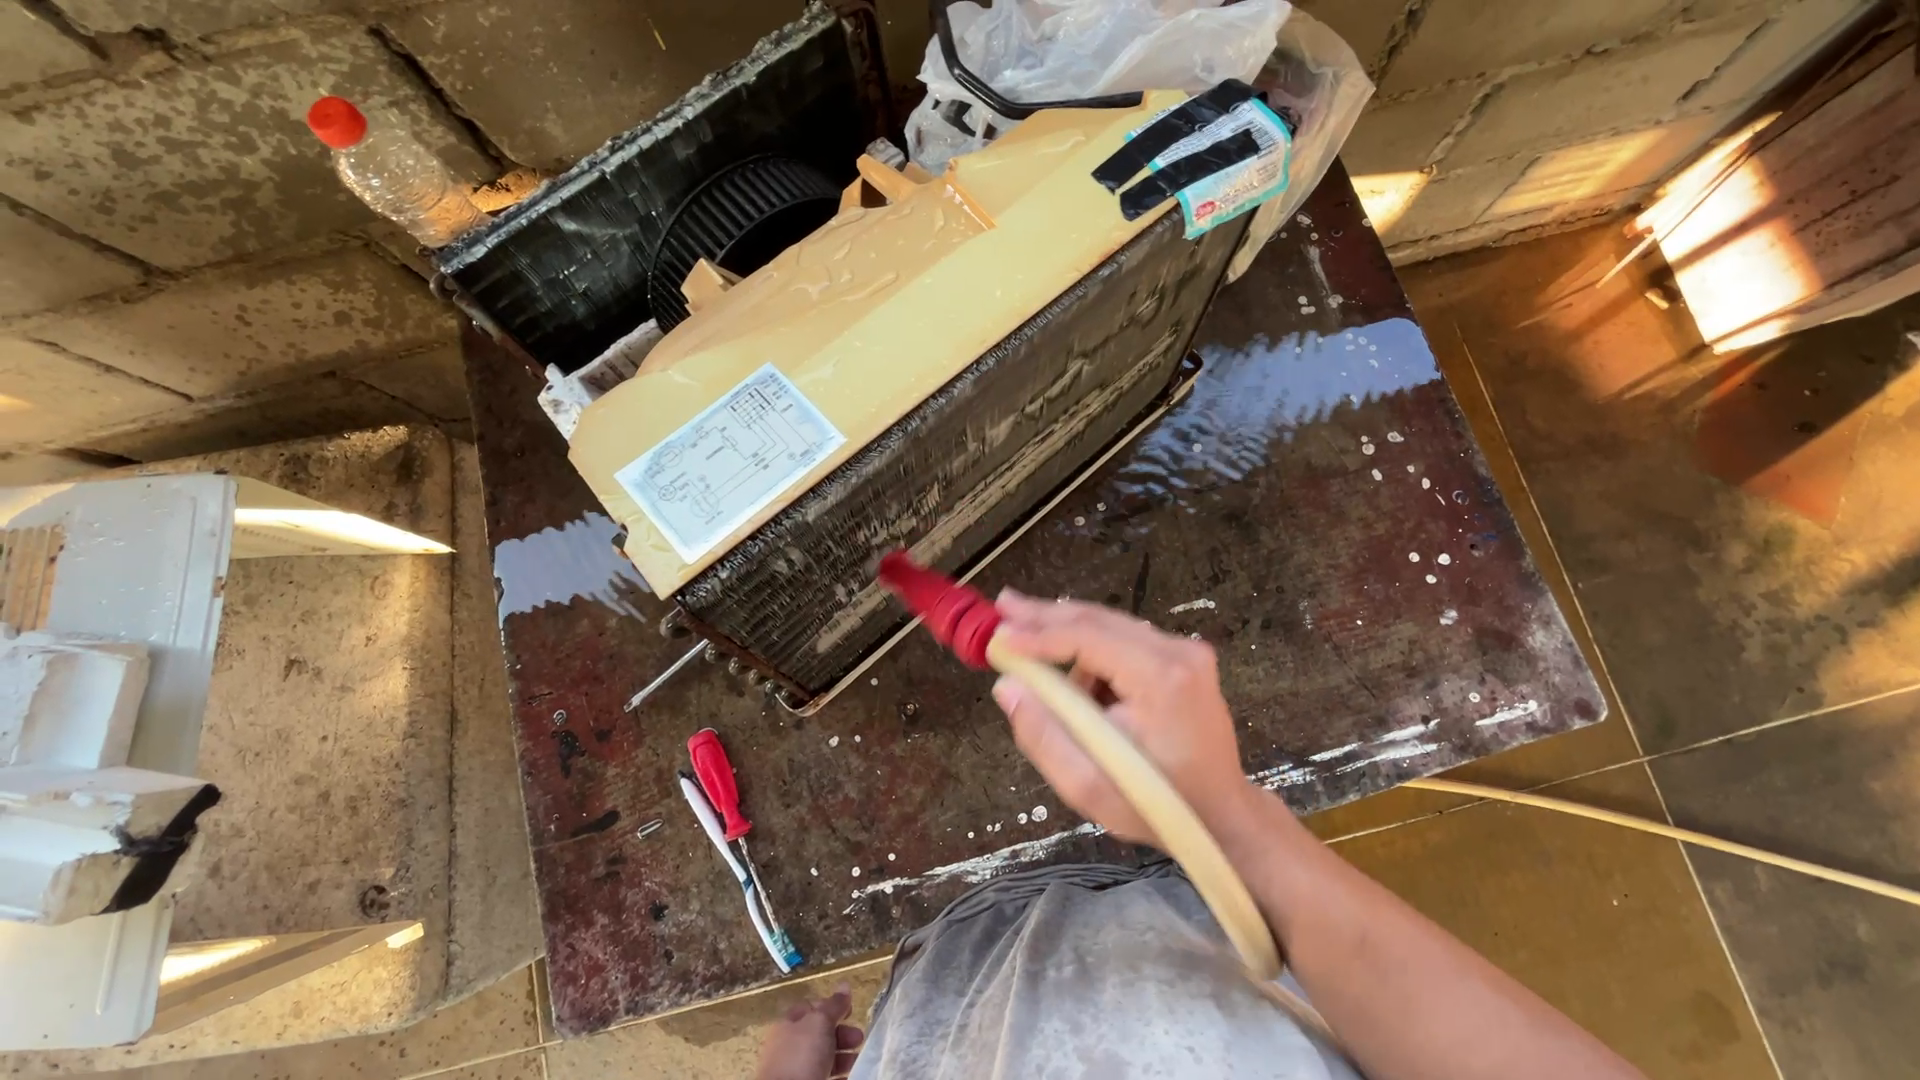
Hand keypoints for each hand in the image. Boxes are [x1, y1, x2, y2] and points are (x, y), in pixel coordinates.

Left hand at [754, 985, 863, 1079]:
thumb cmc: (801, 1056)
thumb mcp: (820, 1023)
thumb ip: (833, 1005)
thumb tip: (844, 984)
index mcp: (789, 1023)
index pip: (811, 1007)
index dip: (831, 1006)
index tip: (851, 1011)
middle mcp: (789, 1045)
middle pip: (819, 1033)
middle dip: (842, 1033)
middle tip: (859, 1038)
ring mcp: (794, 1070)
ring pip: (822, 1058)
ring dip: (843, 1056)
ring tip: (857, 1060)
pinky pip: (823, 1077)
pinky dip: (838, 1076)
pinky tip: (849, 1076)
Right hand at [989, 590, 1257, 846]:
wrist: (1221, 814)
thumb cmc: (1156, 807)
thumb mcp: (1088, 786)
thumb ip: (1043, 736)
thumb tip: (1007, 686)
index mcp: (1161, 679)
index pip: (1087, 637)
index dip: (1038, 634)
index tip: (998, 636)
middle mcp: (1179, 652)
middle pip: (1098, 620)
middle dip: (1045, 616)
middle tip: (1002, 607)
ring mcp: (1186, 652)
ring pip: (1109, 627)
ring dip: (1066, 635)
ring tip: (1028, 650)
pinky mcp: (1184, 659)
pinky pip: (1124, 642)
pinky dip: (1090, 650)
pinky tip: (1073, 677)